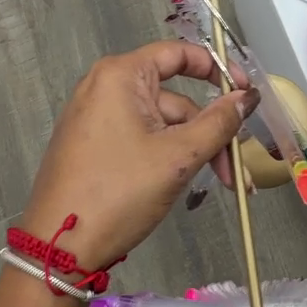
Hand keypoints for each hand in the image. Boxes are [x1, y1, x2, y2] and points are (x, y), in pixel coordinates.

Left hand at [19, 41, 257, 268]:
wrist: (57, 253)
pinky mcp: (93, 147)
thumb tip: (249, 96)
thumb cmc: (119, 193)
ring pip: (162, 124)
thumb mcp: (178, 157)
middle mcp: (105, 87)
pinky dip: (168, 156)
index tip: (247, 94)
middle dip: (211, 131)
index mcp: (121, 75)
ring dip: (194, 150)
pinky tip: (187, 184)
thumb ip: (219, 122)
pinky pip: (142, 138)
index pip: (179, 53)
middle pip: (175, 98)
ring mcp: (97, 118)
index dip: (218, 69)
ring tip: (223, 185)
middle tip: (238, 166)